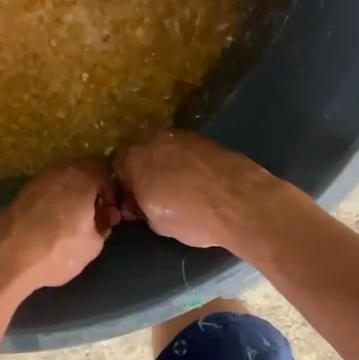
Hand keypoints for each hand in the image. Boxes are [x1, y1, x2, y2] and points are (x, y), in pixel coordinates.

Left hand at [0, 159, 117, 295]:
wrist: (8, 257)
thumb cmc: (58, 249)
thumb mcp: (93, 244)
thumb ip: (103, 225)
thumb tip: (102, 218)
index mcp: (82, 177)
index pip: (106, 172)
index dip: (114, 192)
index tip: (112, 213)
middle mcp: (59, 171)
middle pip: (84, 173)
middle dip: (93, 191)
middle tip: (96, 216)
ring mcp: (38, 180)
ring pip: (64, 181)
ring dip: (73, 196)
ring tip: (76, 222)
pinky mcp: (23, 193)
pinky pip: (49, 191)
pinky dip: (56, 201)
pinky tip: (55, 223)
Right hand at [113, 131, 286, 250]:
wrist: (241, 202)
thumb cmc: (190, 216)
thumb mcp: (156, 222)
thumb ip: (140, 208)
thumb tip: (137, 205)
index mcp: (135, 158)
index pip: (117, 165)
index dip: (124, 184)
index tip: (133, 200)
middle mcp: (156, 140)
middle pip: (142, 152)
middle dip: (145, 171)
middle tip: (155, 194)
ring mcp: (184, 137)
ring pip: (166, 150)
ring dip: (168, 165)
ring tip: (181, 189)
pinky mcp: (208, 140)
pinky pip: (188, 152)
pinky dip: (189, 164)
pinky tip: (200, 183)